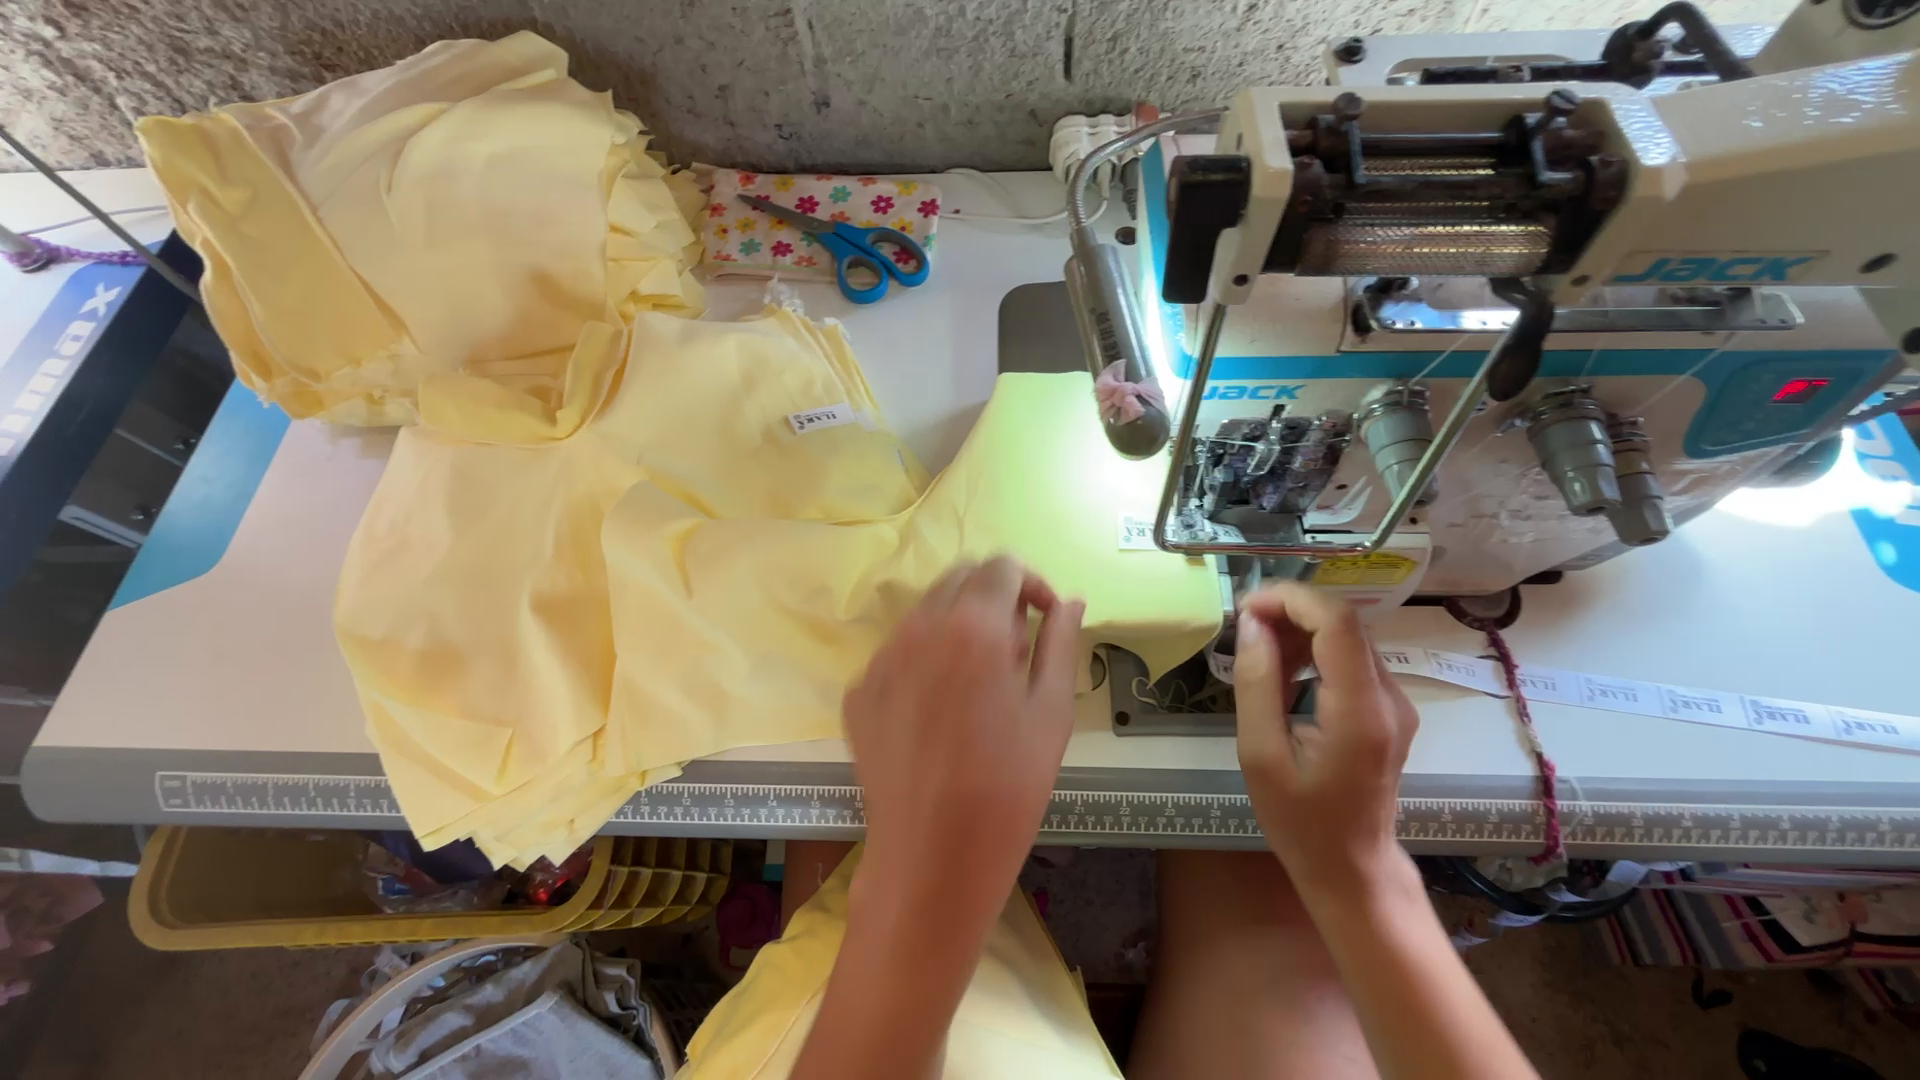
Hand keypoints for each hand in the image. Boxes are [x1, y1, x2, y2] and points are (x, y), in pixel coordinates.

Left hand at [843, 557, 1084, 913]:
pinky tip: (940, 711)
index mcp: (973, 626)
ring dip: (958, 624)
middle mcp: (918, 627)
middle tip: (1015, 651)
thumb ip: (1059, 641)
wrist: (932, 859)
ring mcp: (880, 659)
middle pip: (959, 579)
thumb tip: (1068, 600)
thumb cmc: (1009, 787)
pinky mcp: (858, 691)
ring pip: (925, 612)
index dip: (1030, 584)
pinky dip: (925, 658)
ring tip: (979, 684)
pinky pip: (898, 651)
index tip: (1043, 619)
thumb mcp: (1052, 711)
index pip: (1001, 567)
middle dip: (993, 598)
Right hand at [1233, 583, 1418, 900]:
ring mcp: (1396, 703)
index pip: (1337, 621)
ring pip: (1350, 635)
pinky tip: (1285, 671)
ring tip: (1258, 650)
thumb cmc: (1300, 821)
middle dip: (1291, 610)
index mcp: (1360, 712)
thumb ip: (1257, 684)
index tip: (1246, 608)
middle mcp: (1390, 698)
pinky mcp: (1391, 709)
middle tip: (1243, 627)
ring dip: (1301, 628)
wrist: (1353, 868)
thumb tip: (1252, 624)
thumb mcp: (1260, 755)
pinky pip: (1353, 658)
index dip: (1290, 599)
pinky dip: (1316, 649)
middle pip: (1346, 622)